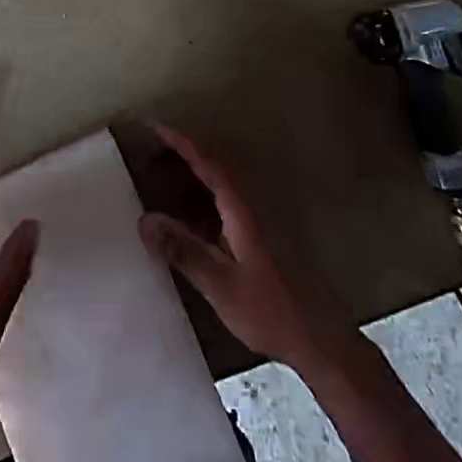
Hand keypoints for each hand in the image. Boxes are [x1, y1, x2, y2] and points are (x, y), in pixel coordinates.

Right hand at [138, 125, 353, 371]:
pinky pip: (234, 192)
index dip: (185, 144)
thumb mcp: (220, 285)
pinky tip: (199, 201)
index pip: (211, 165)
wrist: (316, 333)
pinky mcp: (266, 230)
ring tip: (173, 163)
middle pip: (222, 163)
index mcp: (244, 210)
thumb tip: (145, 219)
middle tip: (159, 143)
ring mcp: (264, 215)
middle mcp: (256, 204)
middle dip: (192, 147)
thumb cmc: (269, 310)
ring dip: (203, 164)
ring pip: (230, 176)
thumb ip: (184, 251)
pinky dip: (212, 184)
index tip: (159, 128)